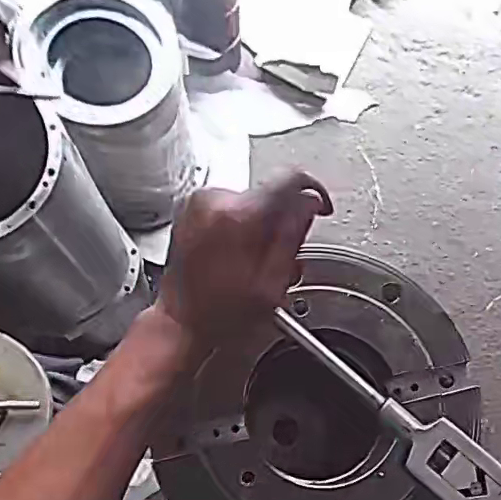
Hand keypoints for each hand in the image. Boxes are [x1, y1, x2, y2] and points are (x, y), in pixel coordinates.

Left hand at [156, 170, 333, 351]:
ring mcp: (198, 202)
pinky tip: (238, 256)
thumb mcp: (271, 283)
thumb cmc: (219, 312)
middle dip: (282, 222)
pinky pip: (231, 207)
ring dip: (262, 226)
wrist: (181, 320)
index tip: (319, 207)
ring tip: (256, 262)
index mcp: (238, 215)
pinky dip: (242, 226)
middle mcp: (215, 200)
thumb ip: (293, 236)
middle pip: (269, 194)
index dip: (313, 193)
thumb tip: (309, 204)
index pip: (290, 180)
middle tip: (282, 255)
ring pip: (251, 201)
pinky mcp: (191, 209)